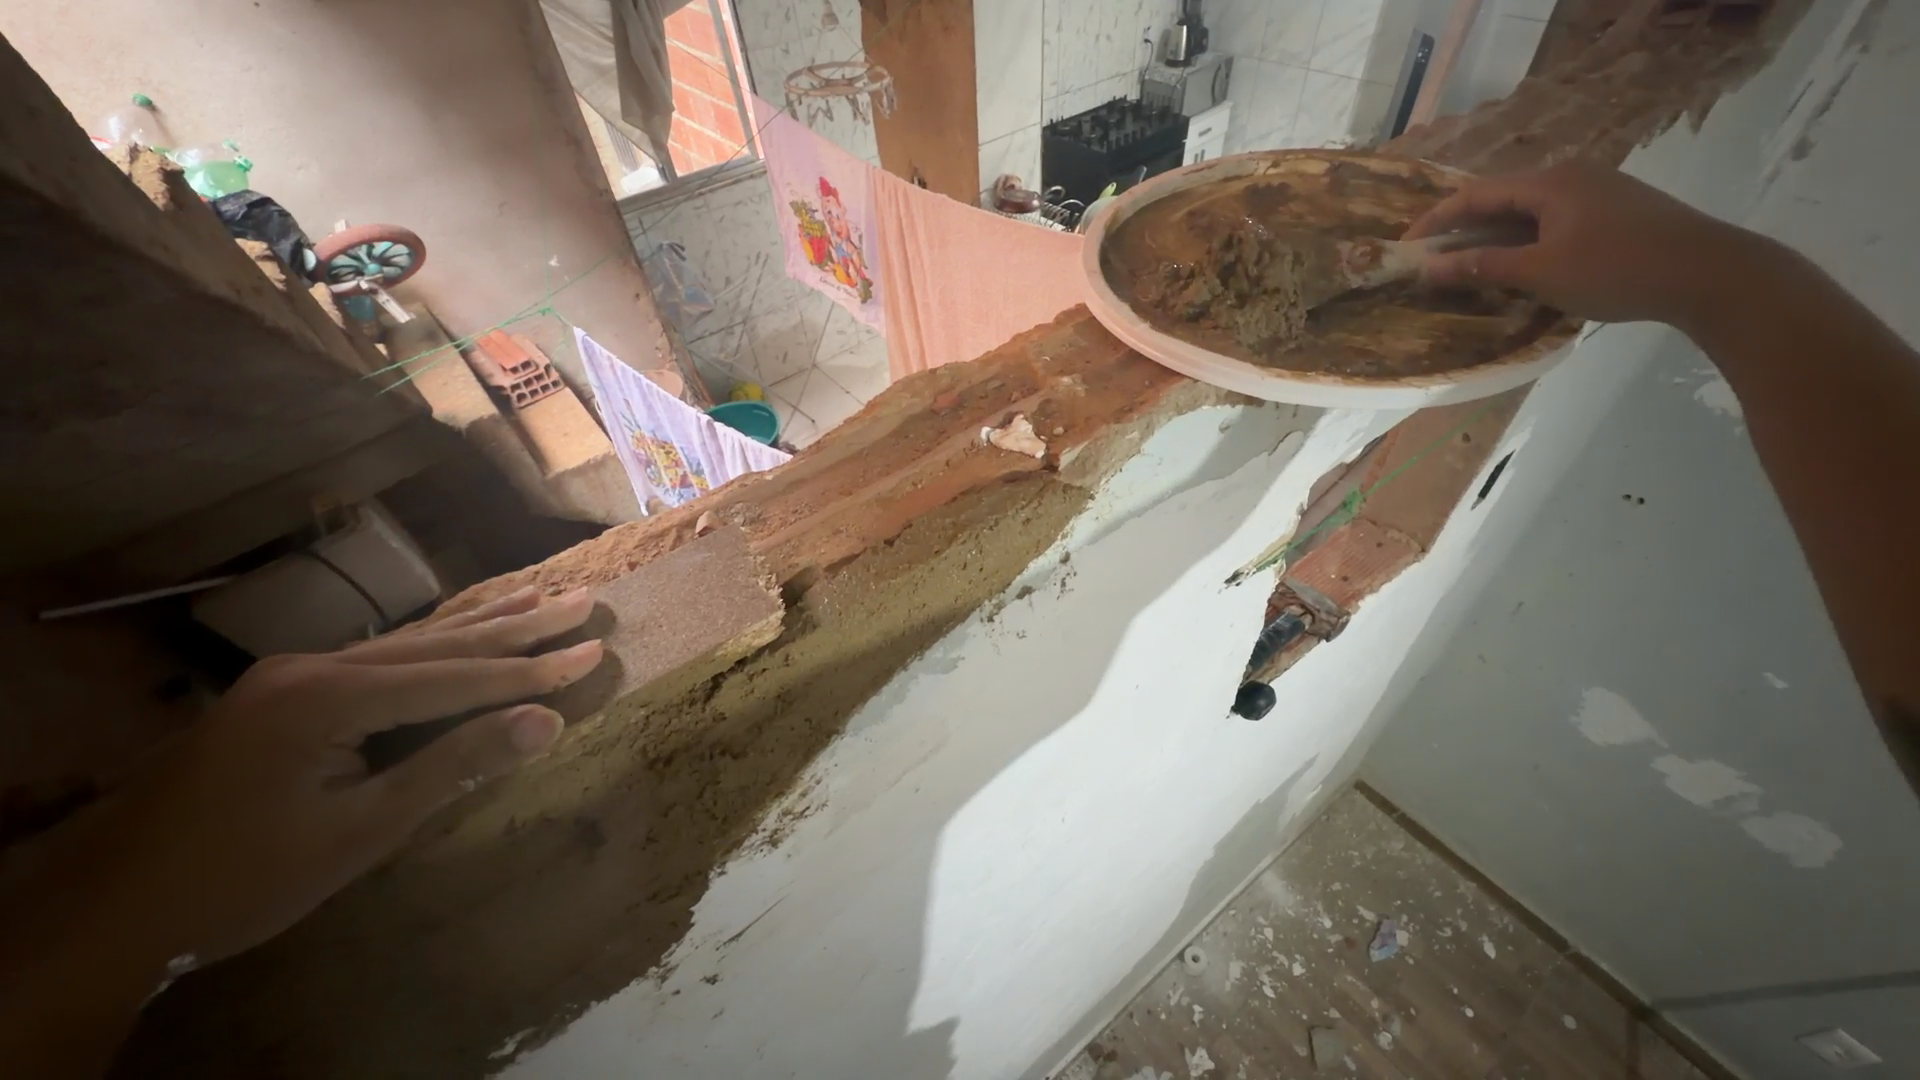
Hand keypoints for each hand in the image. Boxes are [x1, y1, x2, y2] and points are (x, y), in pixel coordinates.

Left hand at [5, 586, 603, 983]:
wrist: (108, 910)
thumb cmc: (244, 879)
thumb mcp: (361, 829)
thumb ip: (456, 764)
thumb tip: (546, 721)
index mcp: (329, 698)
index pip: (459, 678)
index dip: (534, 669)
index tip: (596, 651)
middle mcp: (316, 667)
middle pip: (442, 642)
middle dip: (522, 625)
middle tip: (586, 599)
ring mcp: (298, 674)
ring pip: (415, 639)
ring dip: (486, 621)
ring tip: (543, 593)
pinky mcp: (291, 689)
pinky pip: (384, 653)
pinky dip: (438, 638)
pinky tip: (465, 622)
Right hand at [1404, 162, 1768, 328]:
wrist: (1710, 275)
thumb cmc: (1617, 269)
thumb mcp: (1539, 272)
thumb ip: (1480, 267)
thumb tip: (1426, 267)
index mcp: (1550, 182)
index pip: (1475, 195)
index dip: (1434, 220)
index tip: (1403, 247)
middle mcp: (1571, 178)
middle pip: (1499, 201)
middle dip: (1459, 231)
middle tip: (1427, 261)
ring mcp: (1595, 195)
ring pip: (1524, 215)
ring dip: (1489, 240)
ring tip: (1461, 268)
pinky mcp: (1611, 215)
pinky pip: (1548, 224)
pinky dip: (1519, 244)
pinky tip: (1511, 269)